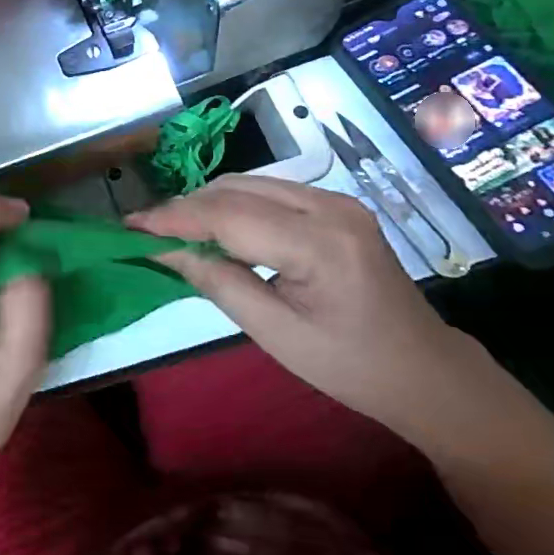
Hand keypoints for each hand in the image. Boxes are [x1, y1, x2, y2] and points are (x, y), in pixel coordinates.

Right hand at [128, 175, 493, 435]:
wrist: (423, 370)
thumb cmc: (350, 366)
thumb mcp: (275, 334)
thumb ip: (217, 282)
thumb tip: (164, 250)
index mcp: (322, 244)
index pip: (230, 215)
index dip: (174, 217)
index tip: (129, 226)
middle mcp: (331, 206)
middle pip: (237, 190)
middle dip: (186, 207)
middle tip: (145, 231)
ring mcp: (337, 200)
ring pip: (250, 184)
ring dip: (207, 204)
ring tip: (172, 230)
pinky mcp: (336, 205)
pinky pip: (269, 192)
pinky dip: (232, 206)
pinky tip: (215, 229)